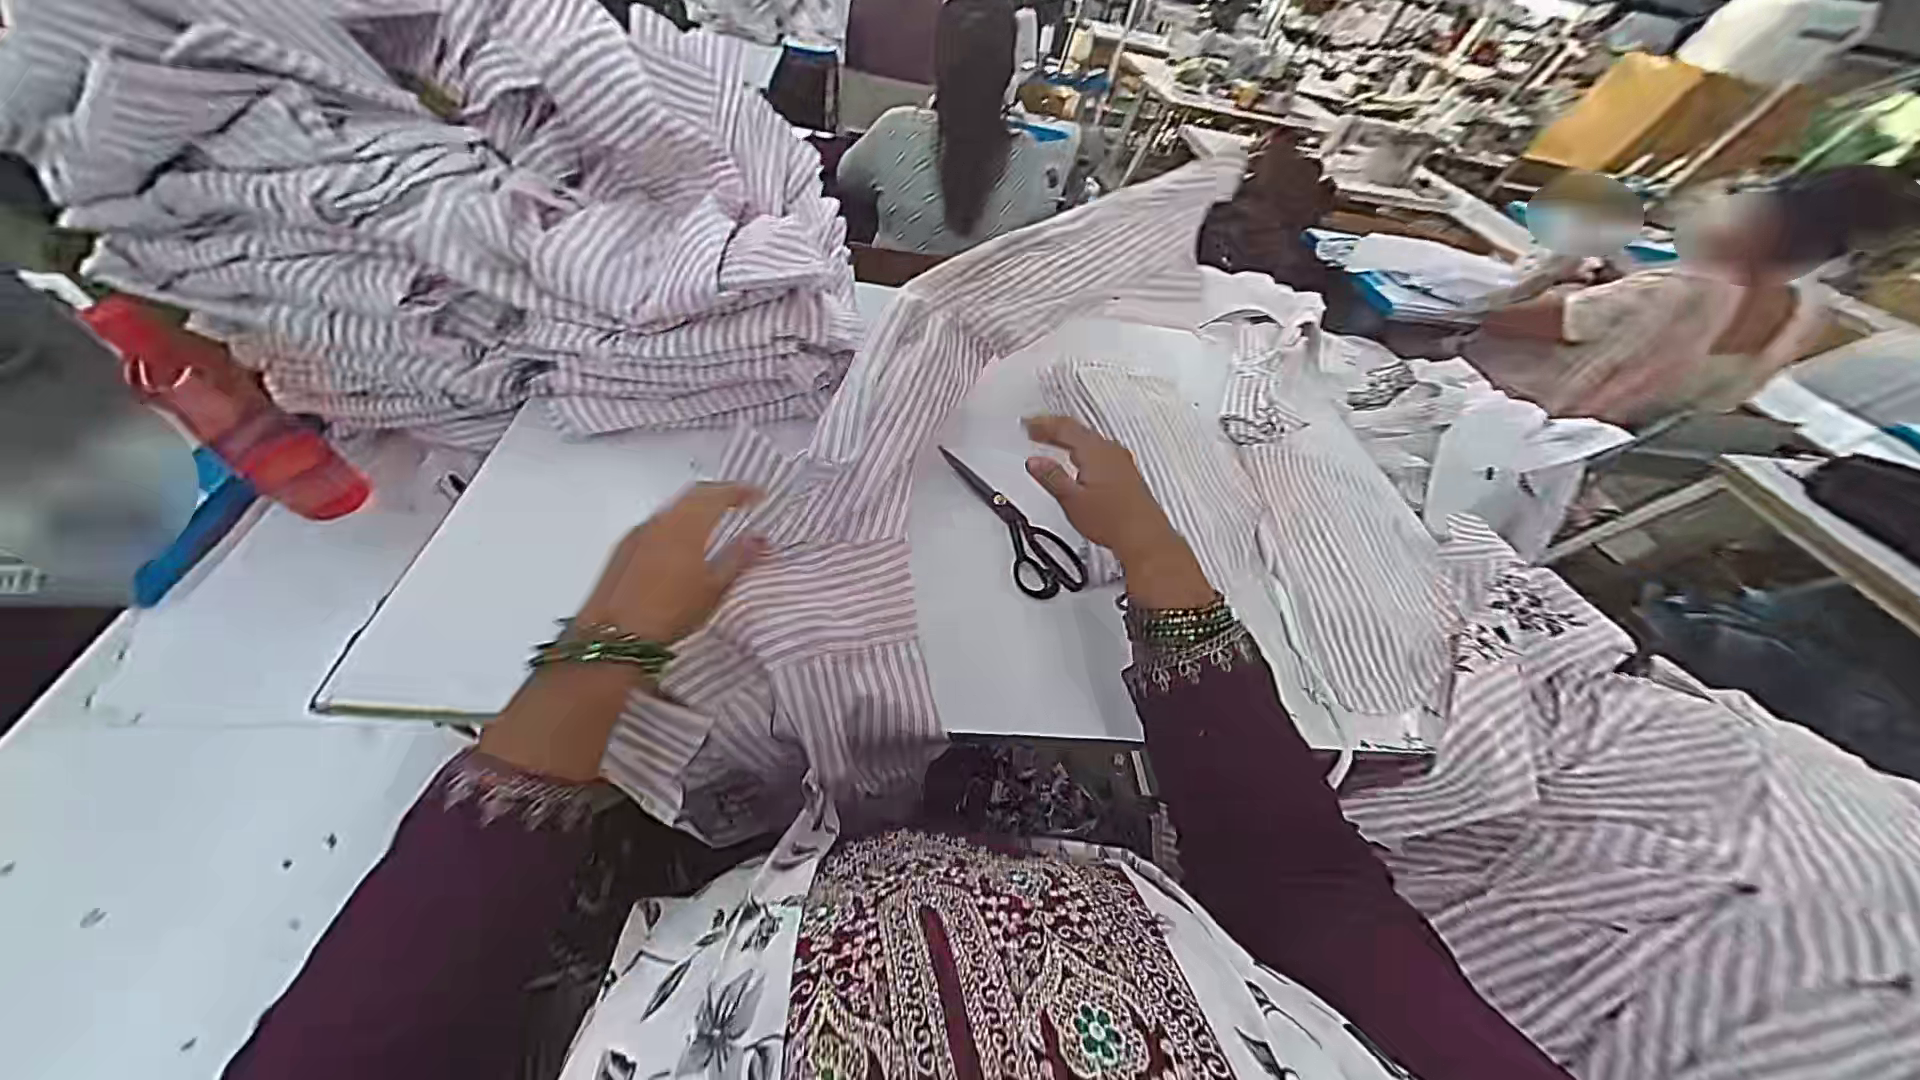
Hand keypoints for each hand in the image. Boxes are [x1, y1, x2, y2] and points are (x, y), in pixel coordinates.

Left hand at [575, 482, 767, 643]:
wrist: (615, 636)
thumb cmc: (671, 612)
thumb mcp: (714, 588)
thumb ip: (738, 557)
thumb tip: (759, 537)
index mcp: (687, 525)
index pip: (717, 494)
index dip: (741, 491)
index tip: (758, 495)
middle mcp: (661, 521)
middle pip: (694, 493)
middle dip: (720, 492)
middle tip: (740, 500)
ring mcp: (639, 532)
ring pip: (674, 506)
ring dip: (698, 505)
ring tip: (716, 519)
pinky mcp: (624, 547)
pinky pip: (659, 521)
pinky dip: (679, 519)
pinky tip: (685, 539)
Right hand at [1022, 416, 1214, 609]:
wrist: (1143, 537)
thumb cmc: (1113, 520)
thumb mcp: (1071, 500)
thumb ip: (1051, 477)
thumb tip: (1035, 462)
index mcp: (1095, 452)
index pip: (1064, 428)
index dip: (1042, 424)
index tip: (1027, 424)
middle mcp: (1110, 452)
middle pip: (1078, 430)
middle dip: (1054, 428)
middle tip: (1036, 429)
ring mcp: (1121, 462)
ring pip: (1089, 440)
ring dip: (1069, 438)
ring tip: (1053, 441)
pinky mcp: (1126, 474)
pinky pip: (1100, 451)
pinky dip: (1083, 450)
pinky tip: (1080, 461)